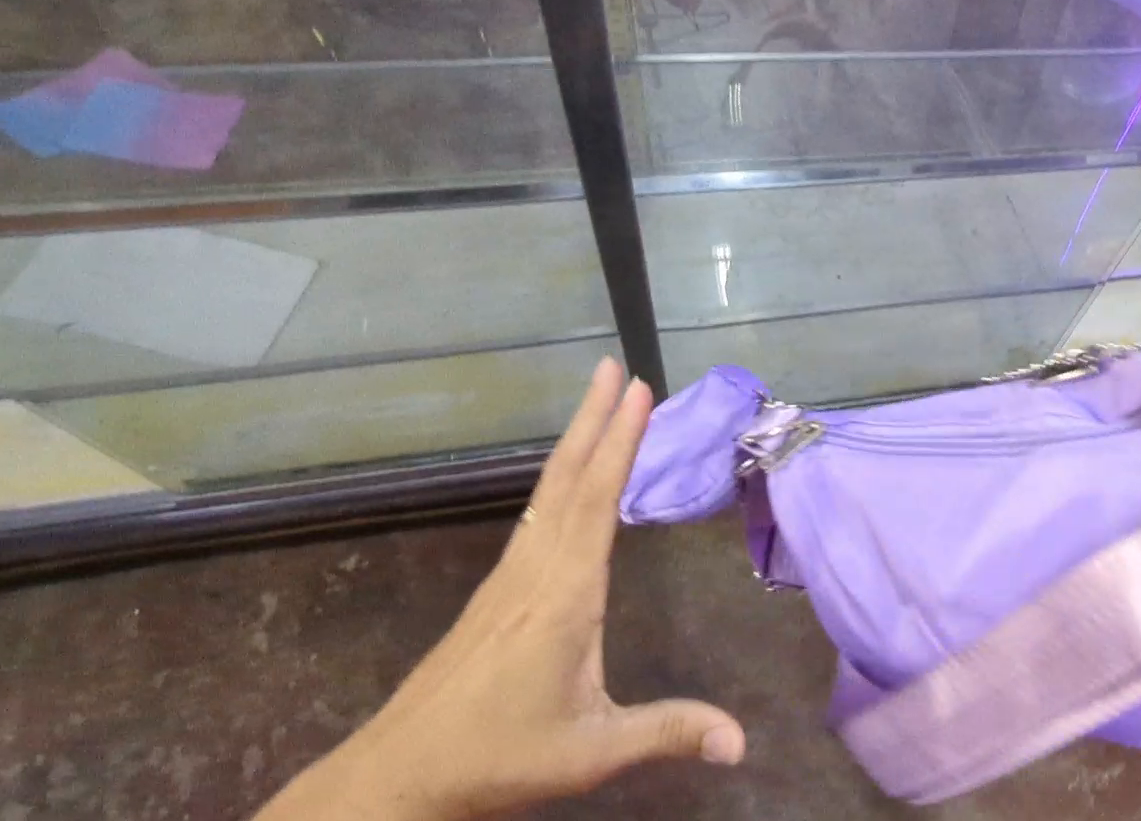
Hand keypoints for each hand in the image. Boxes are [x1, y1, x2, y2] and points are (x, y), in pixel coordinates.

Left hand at [256, 359, 744, 820]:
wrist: (391, 781)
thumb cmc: (494, 759)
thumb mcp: (589, 753)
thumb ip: (667, 734)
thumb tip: (742, 741)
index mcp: (563, 593)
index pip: (597, 499)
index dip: (620, 442)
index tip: (638, 390)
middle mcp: (536, 569)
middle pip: (569, 478)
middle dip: (594, 418)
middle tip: (614, 367)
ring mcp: (510, 576)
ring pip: (548, 492)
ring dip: (577, 440)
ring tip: (599, 401)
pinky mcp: (498, 591)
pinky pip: (539, 514)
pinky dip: (564, 476)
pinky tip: (570, 476)